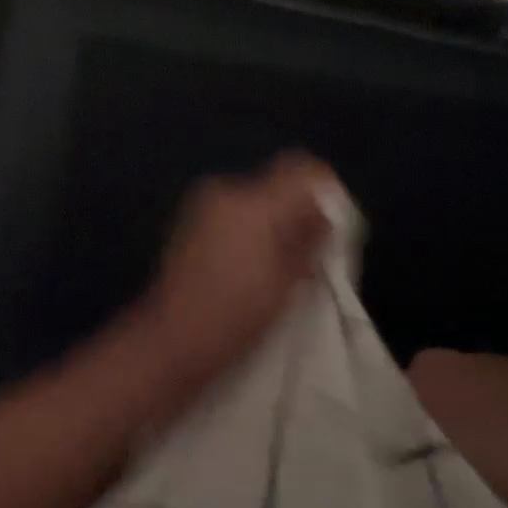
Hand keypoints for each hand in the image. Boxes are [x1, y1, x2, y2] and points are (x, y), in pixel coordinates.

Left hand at [137, 152, 345, 378]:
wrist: (171, 338)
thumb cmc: (235, 313)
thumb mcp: (286, 281)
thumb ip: (310, 239)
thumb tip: (325, 215)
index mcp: (252, 201)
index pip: (302, 170)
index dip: (325, 191)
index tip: (336, 225)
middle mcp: (224, 190)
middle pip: (277, 185)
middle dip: (298, 212)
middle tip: (313, 252)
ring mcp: (202, 205)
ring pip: (254, 201)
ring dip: (273, 223)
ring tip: (284, 265)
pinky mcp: (188, 223)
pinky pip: (232, 214)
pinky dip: (249, 231)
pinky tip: (253, 266)